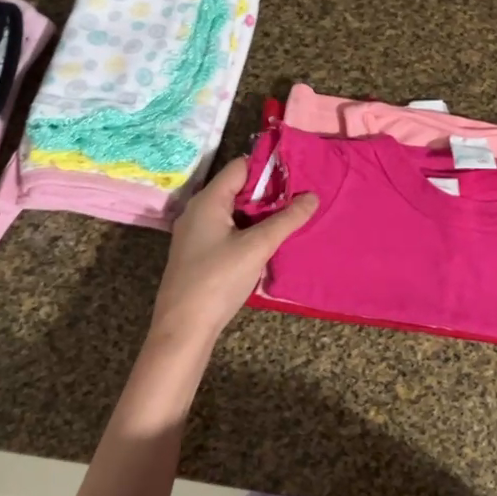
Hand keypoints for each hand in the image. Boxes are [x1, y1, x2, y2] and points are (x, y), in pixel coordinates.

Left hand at [151, 157, 317, 350]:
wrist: (183, 328)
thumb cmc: (218, 280)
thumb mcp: (258, 247)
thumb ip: (287, 219)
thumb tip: (312, 196)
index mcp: (208, 200)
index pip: (240, 167)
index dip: (268, 168)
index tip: (297, 176)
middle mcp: (198, 210)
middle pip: (237, 188)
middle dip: (268, 192)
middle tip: (299, 199)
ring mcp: (196, 233)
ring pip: (234, 211)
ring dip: (260, 213)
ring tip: (289, 219)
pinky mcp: (199, 253)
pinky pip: (227, 229)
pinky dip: (248, 230)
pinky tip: (267, 243)